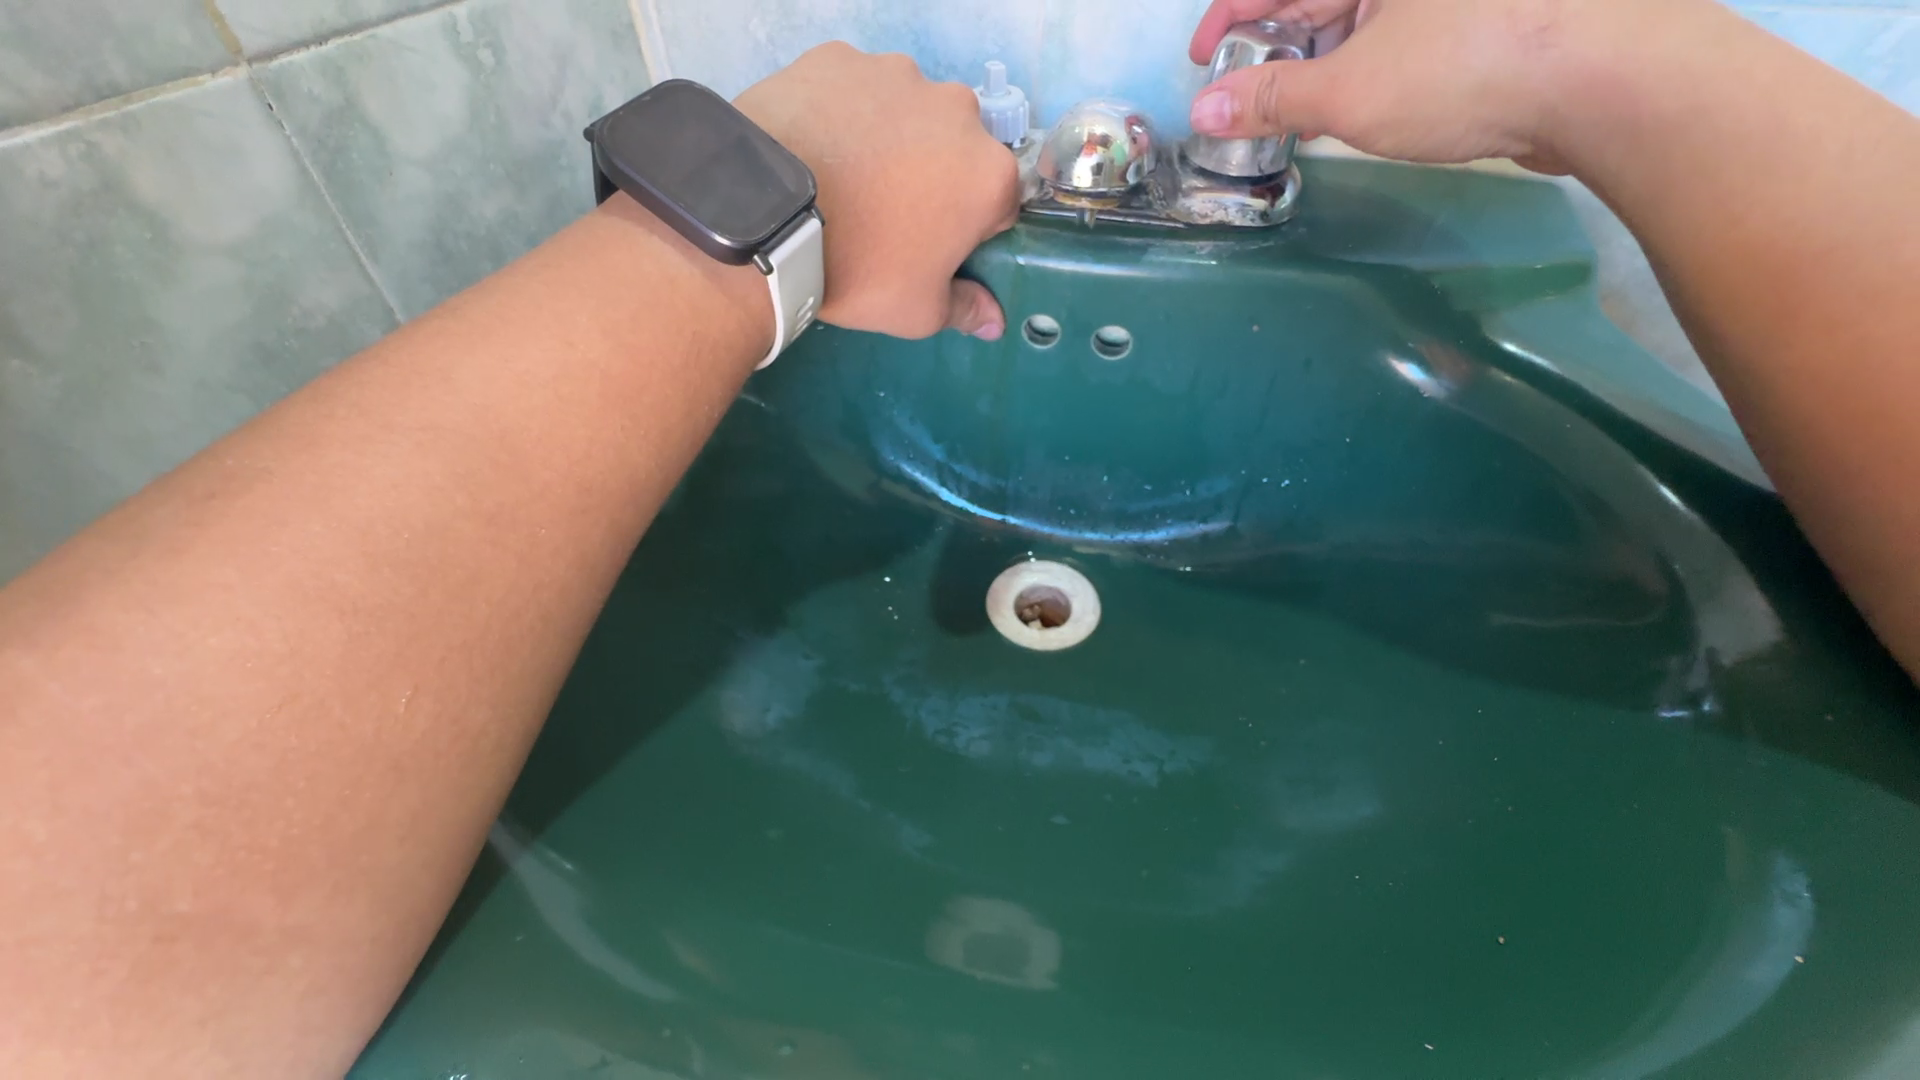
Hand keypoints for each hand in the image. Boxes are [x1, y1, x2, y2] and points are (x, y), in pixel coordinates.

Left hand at [736, 44, 1018, 340]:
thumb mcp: (918, 310)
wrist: (767, 220)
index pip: (998, 204)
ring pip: (907, 113)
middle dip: (933, 178)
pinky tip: (815, 149)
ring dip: (891, 141)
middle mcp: (956, 110)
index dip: (969, 229)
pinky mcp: (839, 59)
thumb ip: (965, 308)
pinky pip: (852, 91)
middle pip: (956, 150)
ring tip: (845, 181)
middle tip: (886, 215)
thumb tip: (993, 321)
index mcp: (988, 173)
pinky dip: (842, 115)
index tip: (934, 246)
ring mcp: (895, 74)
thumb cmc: (860, 271)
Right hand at [1186, 0, 1670, 169]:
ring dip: (1312, 68)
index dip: (1230, 16)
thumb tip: (1204, 111)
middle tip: (1239, 103)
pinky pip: (1392, 37)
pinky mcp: (1475, 19)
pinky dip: (1357, 72)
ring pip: (1355, 21)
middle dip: (1270, 48)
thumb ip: (1271, 99)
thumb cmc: (1467, 67)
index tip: (1201, 62)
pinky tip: (1341, 109)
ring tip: (1285, 117)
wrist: (1605, 81)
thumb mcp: (1349, 90)